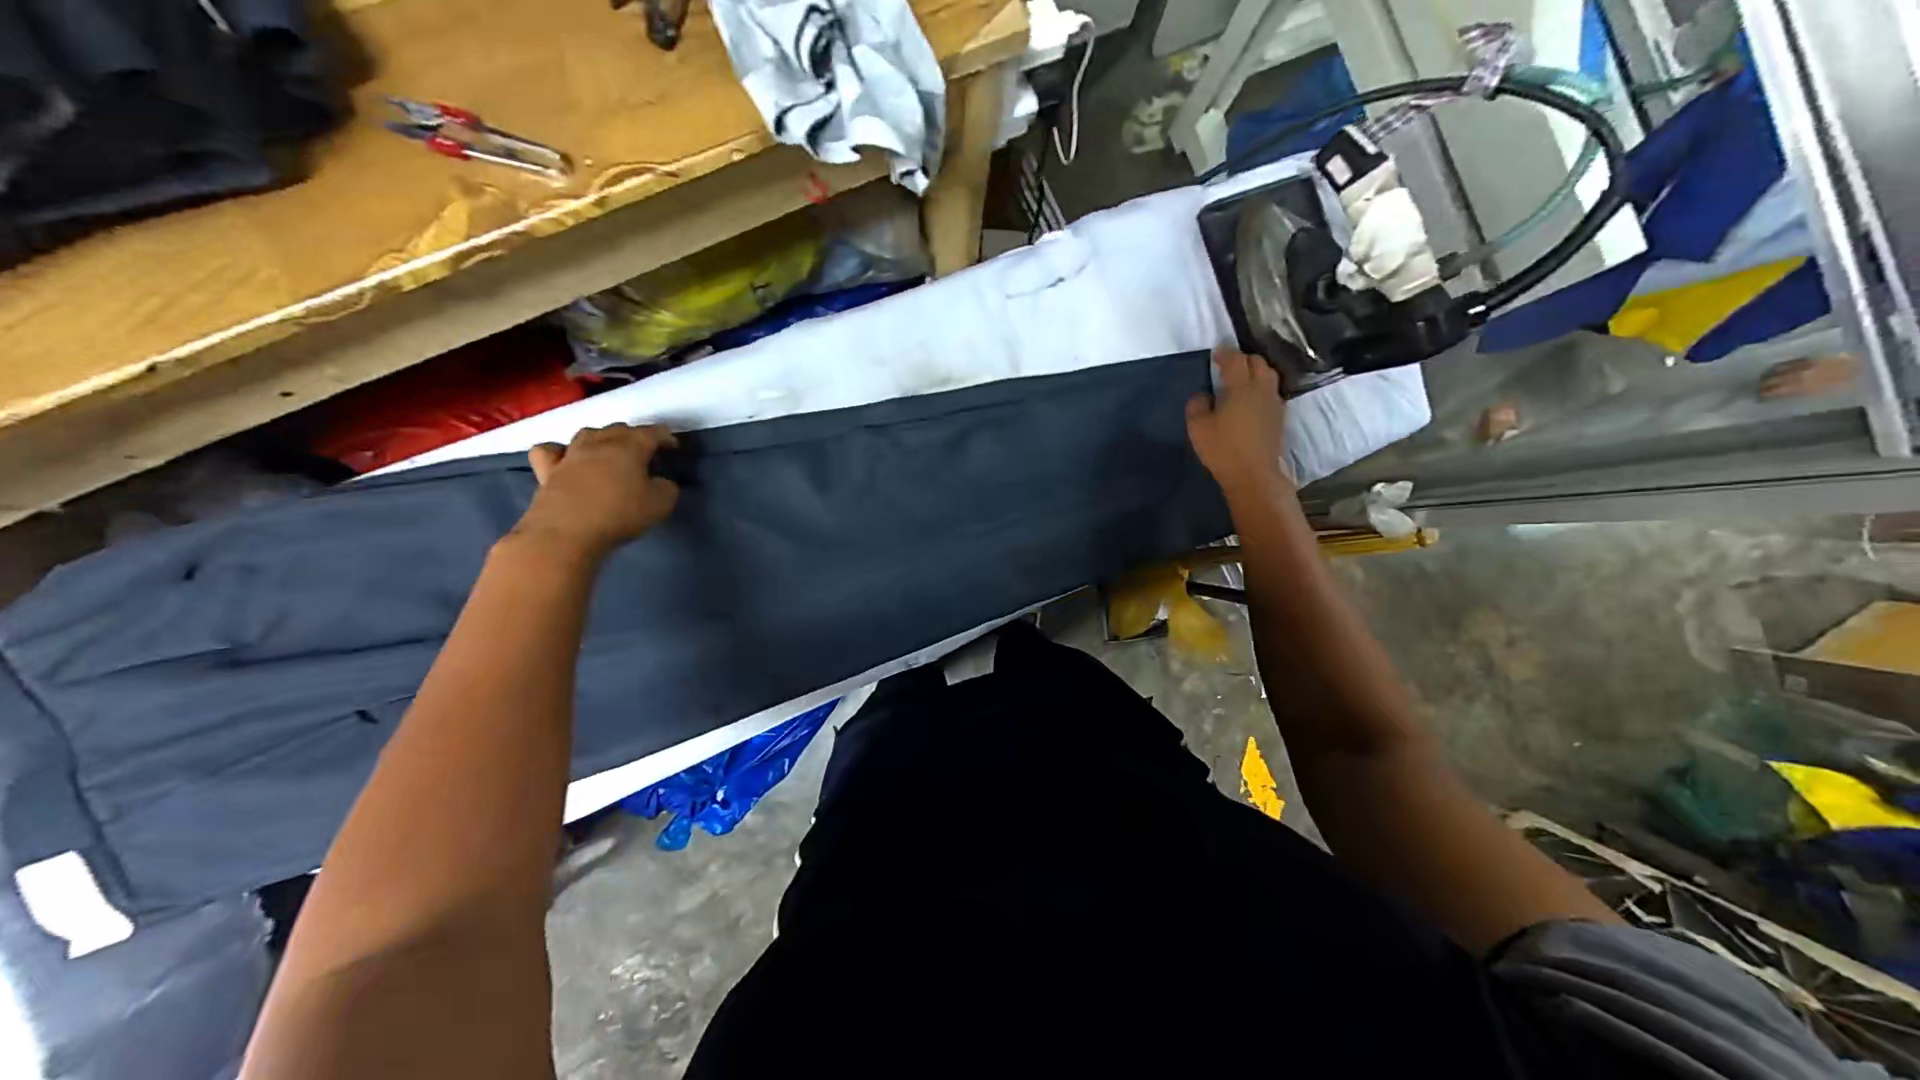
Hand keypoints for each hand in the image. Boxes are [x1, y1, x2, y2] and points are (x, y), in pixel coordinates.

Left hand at [509, 423, 680, 560]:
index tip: (673, 446)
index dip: (665, 437)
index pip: (652, 433)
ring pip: (588, 434)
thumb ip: (666, 488)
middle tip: (644, 451)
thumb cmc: (619, 515)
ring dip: (602, 438)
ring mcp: (570, 455)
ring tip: (609, 451)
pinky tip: (565, 459)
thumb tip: (660, 483)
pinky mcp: (547, 471)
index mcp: (630, 447)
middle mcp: (599, 443)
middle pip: (619, 429)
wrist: (567, 534)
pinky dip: (559, 451)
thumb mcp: (661, 504)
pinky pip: (550, 451)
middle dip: (635, 436)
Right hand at [1185, 344, 1292, 499]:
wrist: (1254, 475)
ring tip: (1243, 379)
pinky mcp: (1279, 416)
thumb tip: (1203, 395)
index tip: (1216, 353)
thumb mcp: (1198, 428)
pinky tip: (1252, 398)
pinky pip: (1272, 392)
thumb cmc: (1223, 449)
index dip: (1225, 353)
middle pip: (1257, 362)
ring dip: (1256, 371)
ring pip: (1269, 375)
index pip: (1235, 359)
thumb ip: (1197, 405)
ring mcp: (1274, 402)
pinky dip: (1262, 388)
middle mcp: (1261, 388)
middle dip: (1243, 359)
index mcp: (1240, 386)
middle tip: (1229, 365)